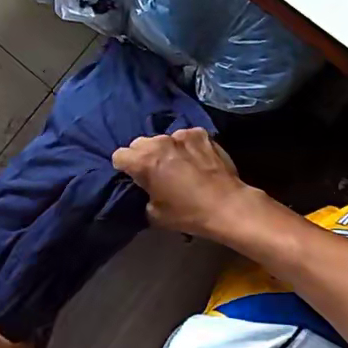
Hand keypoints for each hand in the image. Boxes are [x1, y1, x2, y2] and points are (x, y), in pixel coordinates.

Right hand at [111, 128, 255, 240]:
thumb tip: (145, 187)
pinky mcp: (201, 134)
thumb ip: (143, 194)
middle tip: (155, 172)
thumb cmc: (188, 214)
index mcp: (144, 161)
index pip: (119, 155)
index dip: (124, 168)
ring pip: (162, 139)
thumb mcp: (154, 213)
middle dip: (142, 156)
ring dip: (165, 150)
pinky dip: (186, 146)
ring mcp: (181, 135)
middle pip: (139, 143)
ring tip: (178, 165)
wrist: (227, 206)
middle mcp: (159, 142)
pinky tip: (195, 159)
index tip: (134, 177)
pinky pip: (184, 137)